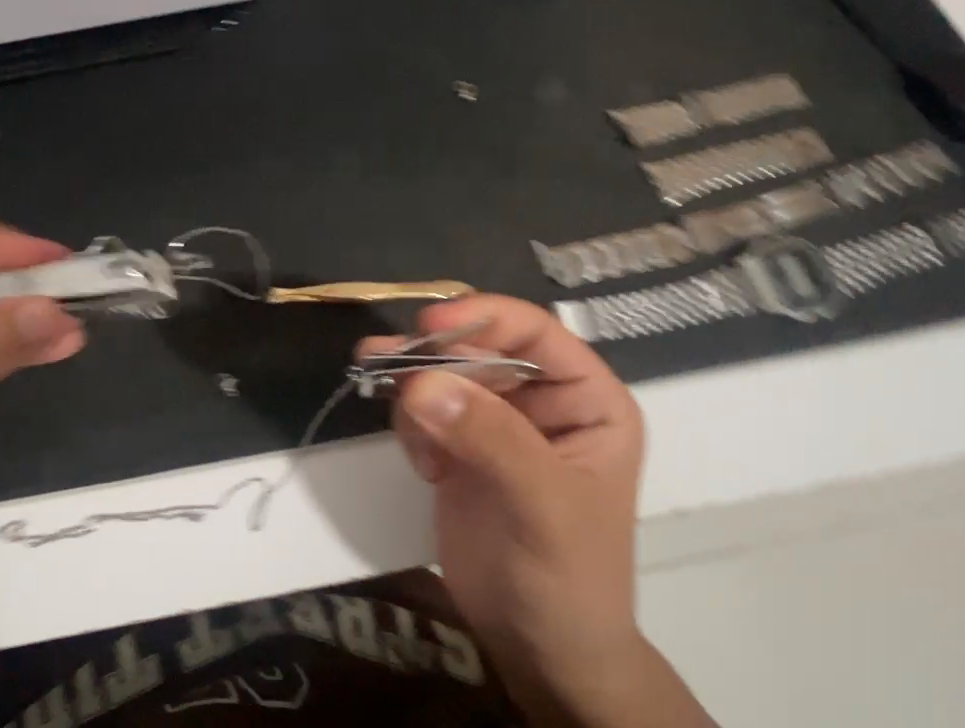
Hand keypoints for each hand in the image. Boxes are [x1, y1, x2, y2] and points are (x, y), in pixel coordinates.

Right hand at [358, 296, 659, 720]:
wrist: (539, 648)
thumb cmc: (567, 575)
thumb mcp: (542, 504)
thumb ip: (490, 438)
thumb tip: (421, 382)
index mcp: (586, 400)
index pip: (534, 333)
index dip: (484, 317)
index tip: (428, 325)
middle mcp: (540, 401)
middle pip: (478, 347)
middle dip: (433, 352)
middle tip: (379, 356)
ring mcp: (495, 424)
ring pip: (443, 374)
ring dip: (410, 381)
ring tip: (378, 387)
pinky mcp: (457, 449)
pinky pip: (422, 410)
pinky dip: (410, 423)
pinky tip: (423, 464)